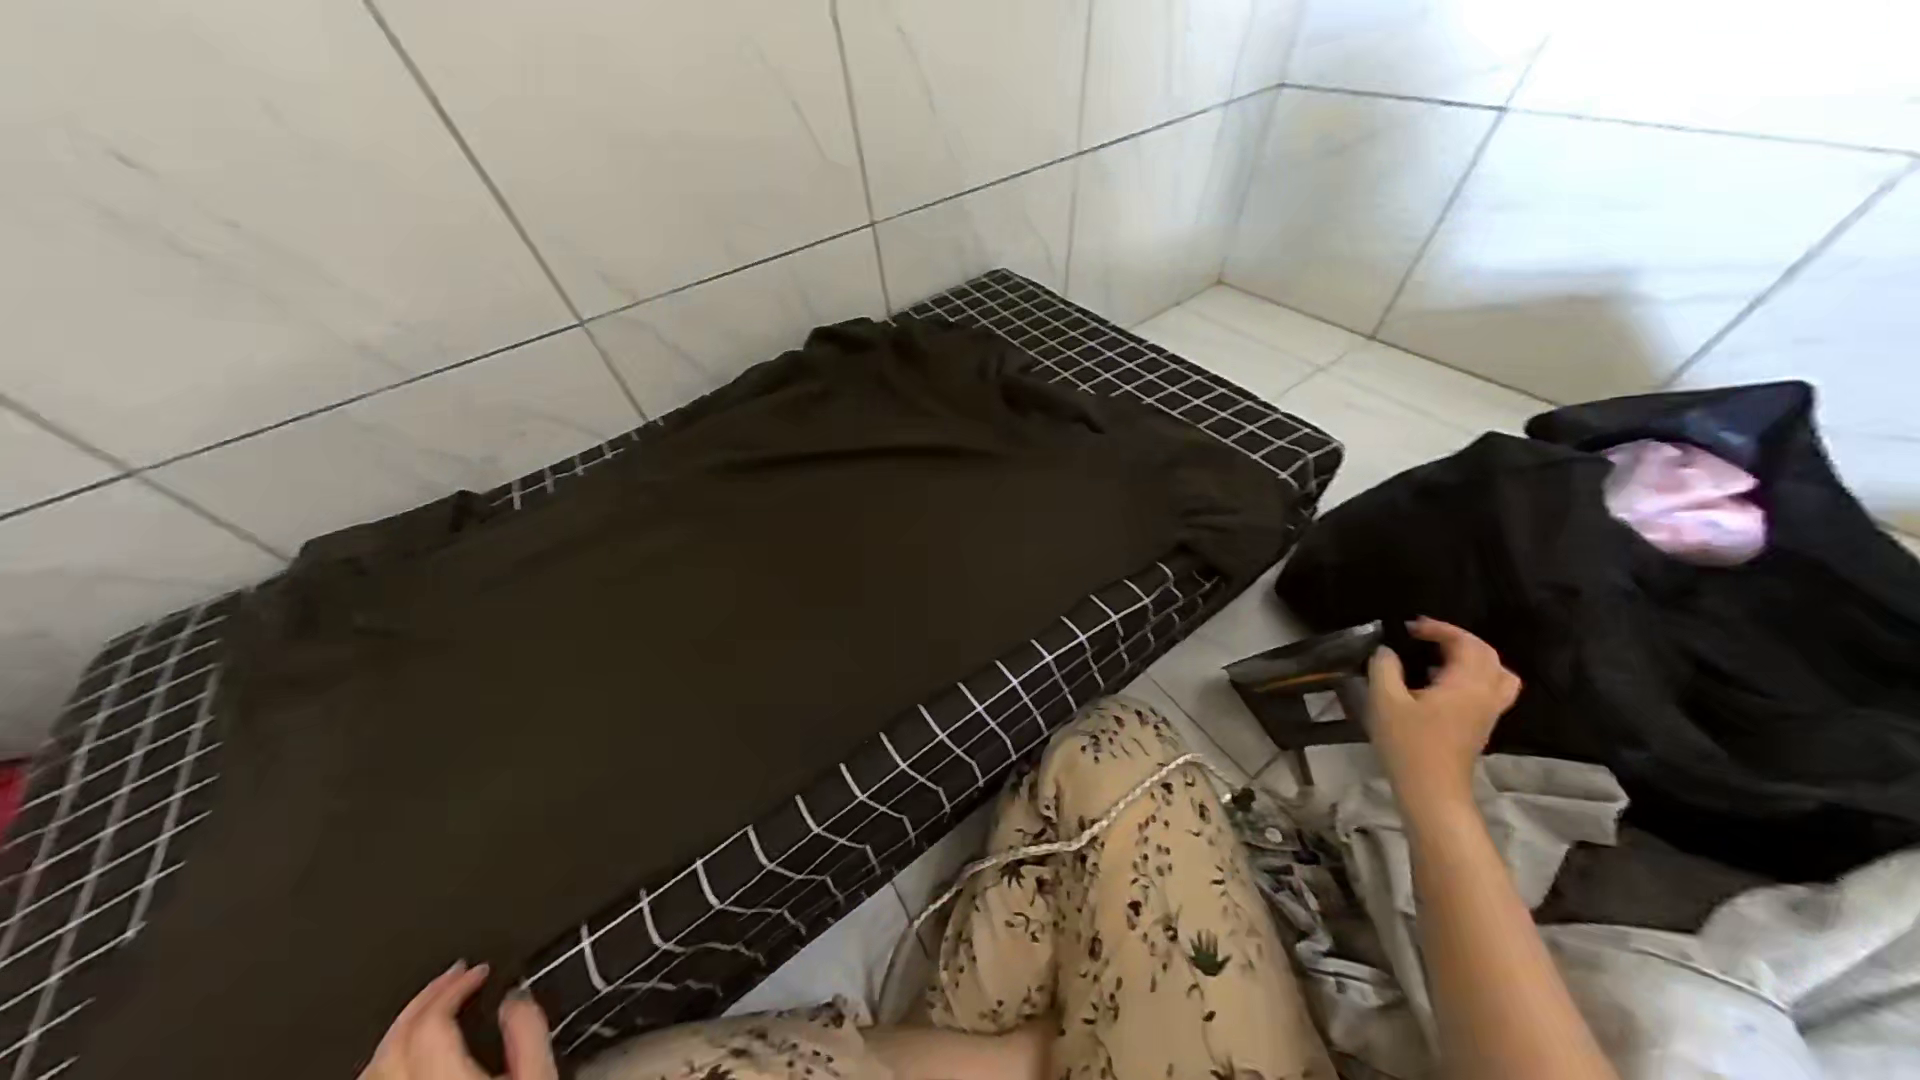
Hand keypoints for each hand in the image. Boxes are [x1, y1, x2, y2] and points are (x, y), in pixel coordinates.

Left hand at [358, 961, 556, 1079]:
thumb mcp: (540, 1077)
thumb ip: (529, 1034)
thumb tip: (516, 996)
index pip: (432, 1023)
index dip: (454, 987)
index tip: (478, 970)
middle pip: (395, 1041)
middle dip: (424, 997)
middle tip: (453, 973)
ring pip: (371, 1067)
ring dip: (399, 1026)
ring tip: (428, 1003)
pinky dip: (384, 1058)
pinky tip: (401, 1049)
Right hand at [1365, 617, 1520, 808]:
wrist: (1431, 790)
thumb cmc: (1407, 743)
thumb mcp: (1384, 700)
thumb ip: (1384, 668)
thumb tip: (1387, 651)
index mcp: (1466, 684)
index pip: (1465, 643)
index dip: (1439, 628)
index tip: (1410, 628)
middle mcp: (1486, 694)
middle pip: (1487, 654)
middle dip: (1457, 638)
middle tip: (1424, 636)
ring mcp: (1488, 712)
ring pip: (1497, 673)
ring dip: (1471, 657)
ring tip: (1439, 657)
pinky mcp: (1481, 725)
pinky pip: (1490, 689)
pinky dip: (1472, 676)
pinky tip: (1440, 684)